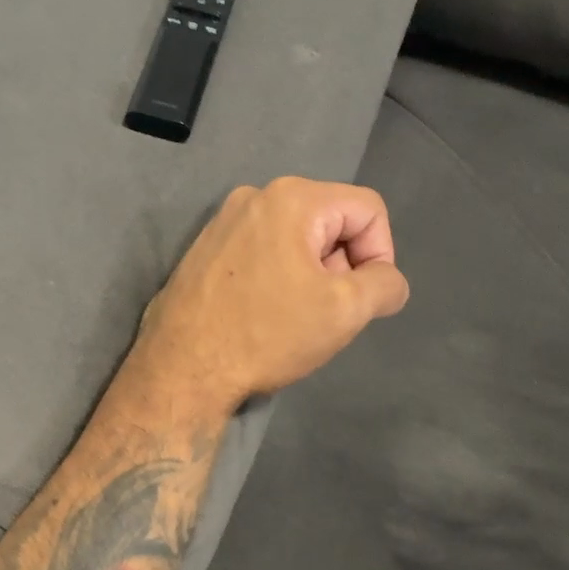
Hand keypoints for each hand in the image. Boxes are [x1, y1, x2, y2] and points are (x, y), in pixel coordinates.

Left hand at [130, 177, 409, 407]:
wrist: (180, 371)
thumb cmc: (266, 336)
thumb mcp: (345, 311)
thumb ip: (385, 285)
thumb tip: (387, 281)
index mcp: (292, 198)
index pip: (367, 210)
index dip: (381, 255)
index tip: (366, 300)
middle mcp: (251, 198)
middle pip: (327, 222)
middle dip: (339, 268)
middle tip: (326, 314)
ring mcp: (219, 225)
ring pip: (291, 242)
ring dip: (306, 278)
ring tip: (291, 321)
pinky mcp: (199, 254)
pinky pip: (257, 256)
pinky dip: (272, 282)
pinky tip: (260, 319)